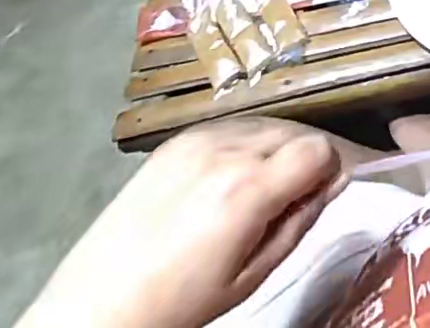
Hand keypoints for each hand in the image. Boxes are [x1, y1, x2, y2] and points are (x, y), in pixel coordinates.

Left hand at [15, 121, 345, 327]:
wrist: (94, 308)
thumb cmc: (180, 305)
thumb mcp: (252, 277)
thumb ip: (301, 221)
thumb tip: (335, 181)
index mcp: (249, 189)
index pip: (320, 148)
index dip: (330, 169)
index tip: (320, 193)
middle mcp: (229, 150)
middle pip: (298, 129)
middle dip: (308, 157)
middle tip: (295, 194)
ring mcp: (201, 137)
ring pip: (269, 123)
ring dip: (280, 146)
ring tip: (261, 186)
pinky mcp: (180, 136)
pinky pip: (236, 124)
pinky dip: (248, 142)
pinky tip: (230, 175)